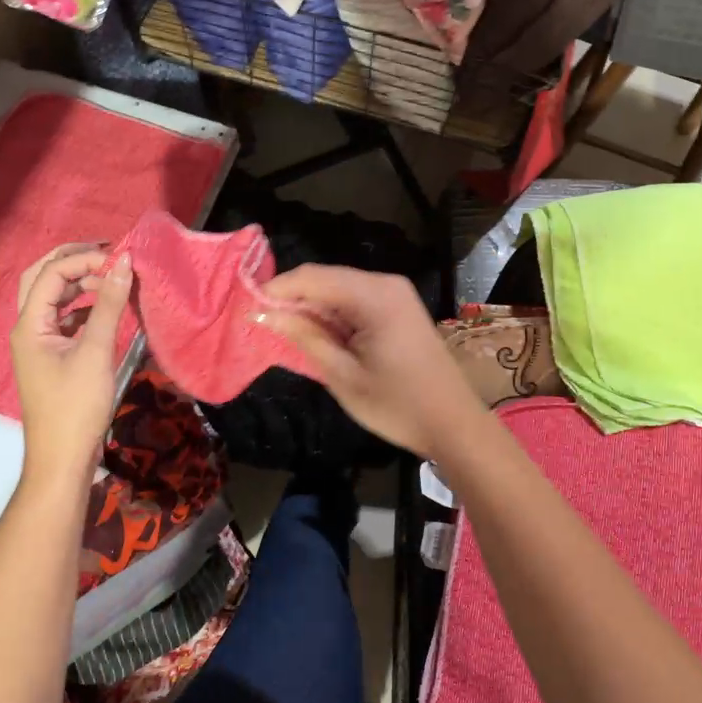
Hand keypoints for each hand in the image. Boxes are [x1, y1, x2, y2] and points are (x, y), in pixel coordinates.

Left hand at [10, 244, 133, 481]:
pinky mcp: (51, 357)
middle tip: (107, 253)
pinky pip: (63, 319)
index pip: (52, 273)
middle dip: (73, 261)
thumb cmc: (75, 406)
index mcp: (29, 324)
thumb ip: (109, 305)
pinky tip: (106, 310)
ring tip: (111, 279)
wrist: (62, 460)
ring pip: (53, 298)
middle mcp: (27, 328)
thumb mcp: (96, 352)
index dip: (84, 260)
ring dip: (79, 284)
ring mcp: (37, 344)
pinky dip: (83, 307)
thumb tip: (123, 263)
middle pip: (43, 278)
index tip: (118, 260)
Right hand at [258, 264, 483, 459]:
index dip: (276, 290)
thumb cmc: (397, 405)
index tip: (247, 310)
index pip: (311, 277)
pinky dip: (331, 314)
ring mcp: (394, 293)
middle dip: (291, 298)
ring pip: (337, 288)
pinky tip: (316, 336)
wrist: (454, 425)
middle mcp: (384, 283)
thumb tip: (262, 313)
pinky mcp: (397, 307)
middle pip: (324, 278)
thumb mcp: (342, 375)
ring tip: (283, 333)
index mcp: (374, 295)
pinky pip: (353, 300)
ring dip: (310, 308)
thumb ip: (303, 337)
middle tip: (261, 324)